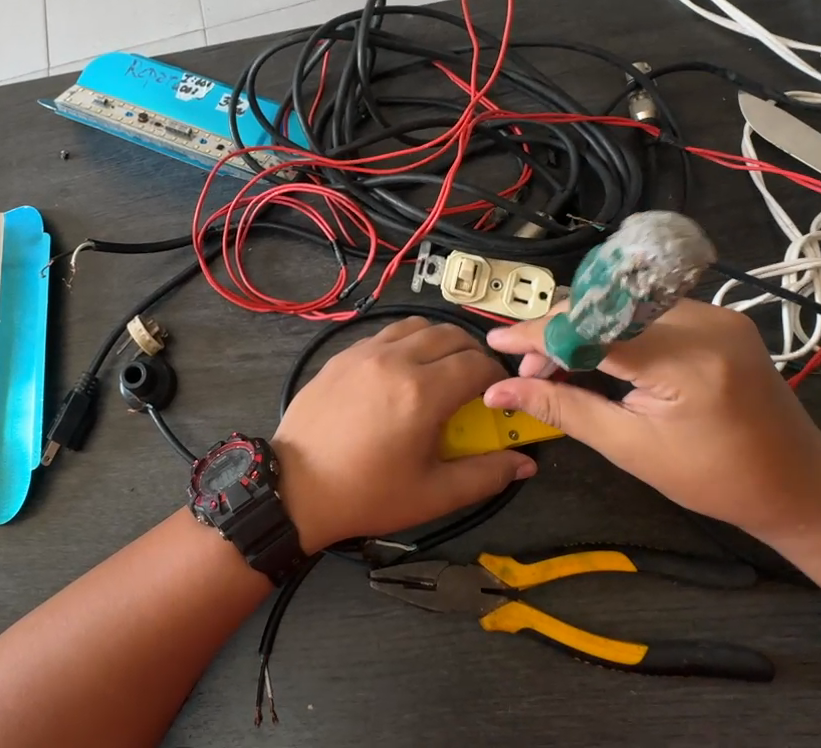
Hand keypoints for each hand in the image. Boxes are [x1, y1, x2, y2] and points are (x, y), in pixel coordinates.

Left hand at [273, 317, 536, 552]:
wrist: (296, 487)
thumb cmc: (367, 494)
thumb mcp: (434, 494)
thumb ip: (485, 474)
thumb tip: (525, 463)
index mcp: (422, 392)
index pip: (477, 364)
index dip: (497, 376)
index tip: (498, 396)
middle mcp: (395, 360)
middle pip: (450, 335)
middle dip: (472, 354)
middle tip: (474, 383)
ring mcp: (363, 352)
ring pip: (416, 325)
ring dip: (438, 341)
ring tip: (441, 371)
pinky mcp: (341, 355)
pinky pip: (384, 334)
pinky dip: (405, 342)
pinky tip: (403, 371)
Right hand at [483, 300, 820, 538]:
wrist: (801, 482)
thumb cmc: (716, 479)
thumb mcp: (631, 449)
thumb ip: (562, 409)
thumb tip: (498, 391)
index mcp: (686, 361)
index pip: (592, 328)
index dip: (537, 333)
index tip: (495, 342)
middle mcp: (704, 323)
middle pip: (603, 307)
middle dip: (554, 331)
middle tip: (526, 368)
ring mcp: (715, 314)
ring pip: (620, 304)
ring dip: (578, 327)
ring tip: (554, 364)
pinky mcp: (716, 316)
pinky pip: (643, 310)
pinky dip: (608, 328)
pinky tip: (592, 354)